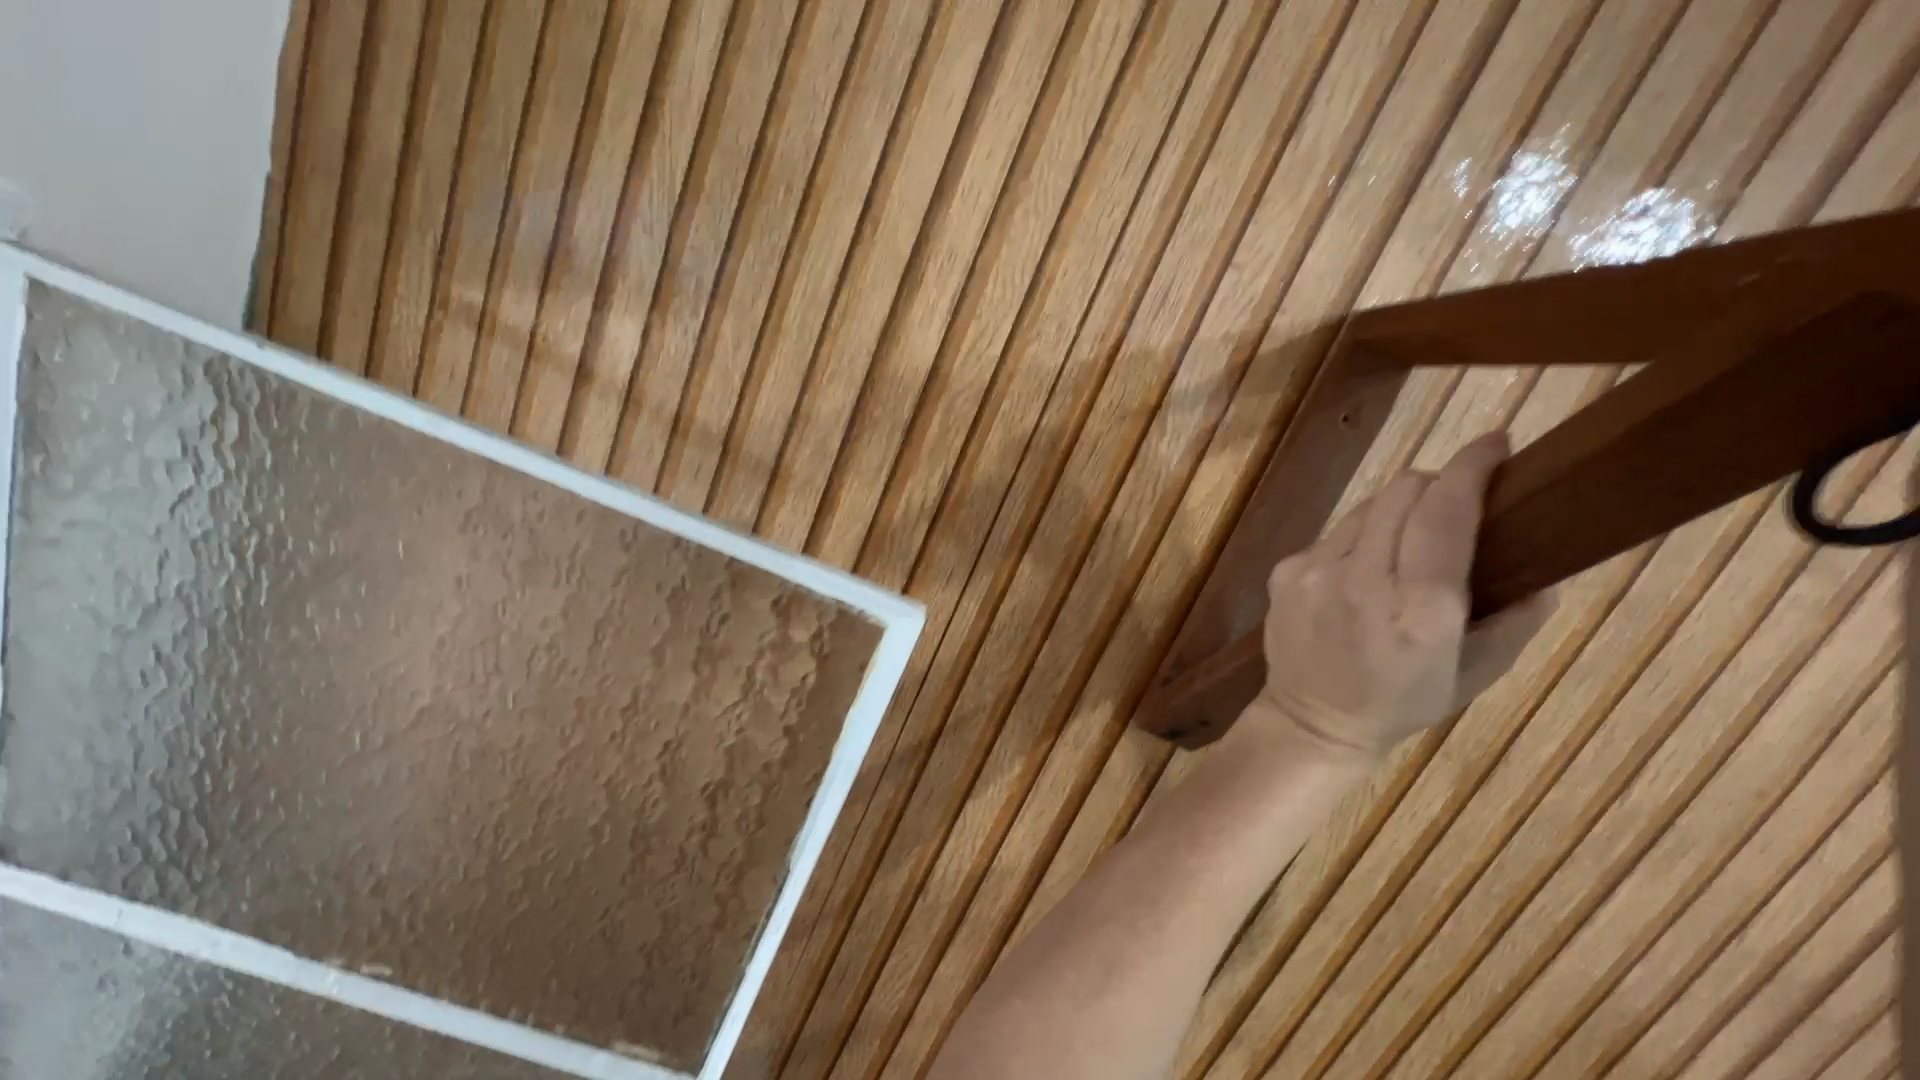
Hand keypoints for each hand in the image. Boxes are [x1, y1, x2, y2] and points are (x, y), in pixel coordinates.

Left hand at [1240, 433, 1554, 762]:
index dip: (1471, 467)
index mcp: (1421, 609)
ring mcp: (1315, 572)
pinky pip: (1335, 533)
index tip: (1497, 443)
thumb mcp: (1475, 675)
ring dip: (1397, 510)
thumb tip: (1550, 574)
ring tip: (1409, 543)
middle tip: (1457, 498)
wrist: (1311, 722)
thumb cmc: (1401, 701)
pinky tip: (1364, 571)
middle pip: (1404, 491)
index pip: (1446, 512)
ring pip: (1368, 507)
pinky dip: (1360, 538)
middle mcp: (1363, 580)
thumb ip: (1516, 623)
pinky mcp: (1285, 571)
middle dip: (1438, 482)